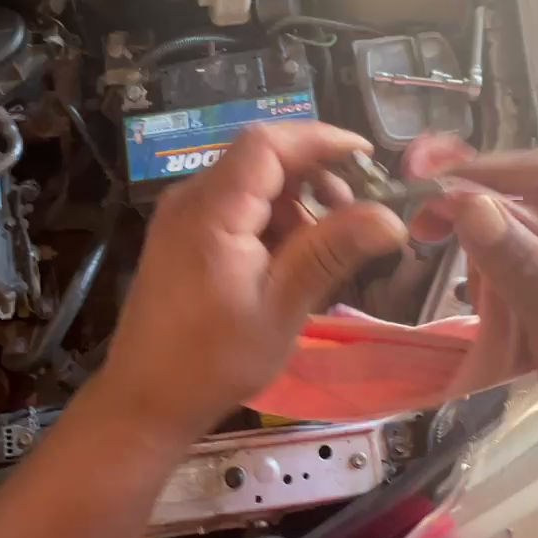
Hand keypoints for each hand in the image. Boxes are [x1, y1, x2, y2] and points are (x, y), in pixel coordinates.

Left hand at [93, 123, 408, 439]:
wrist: (146, 397)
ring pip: (249, 183)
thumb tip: (392, 216)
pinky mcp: (180, 234)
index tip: (369, 160)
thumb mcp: (282, 308)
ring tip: (321, 250)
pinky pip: (233, 206)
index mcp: (212, 210)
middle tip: (352, 217)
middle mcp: (189, 198)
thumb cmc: (214, 360)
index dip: (320, 140)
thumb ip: (331, 252)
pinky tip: (286, 261)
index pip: (267, 143)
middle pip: (259, 159)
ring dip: (293, 203)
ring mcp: (181, 216)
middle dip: (313, 177)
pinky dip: (268, 221)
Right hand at [441, 148, 537, 473]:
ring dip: (485, 251)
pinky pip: (524, 269)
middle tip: (423, 232)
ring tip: (456, 276)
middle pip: (530, 200)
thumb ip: (520, 263)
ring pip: (522, 236)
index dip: (485, 171)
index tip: (427, 187)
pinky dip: (495, 279)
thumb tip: (466, 203)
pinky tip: (478, 301)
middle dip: (477, 213)